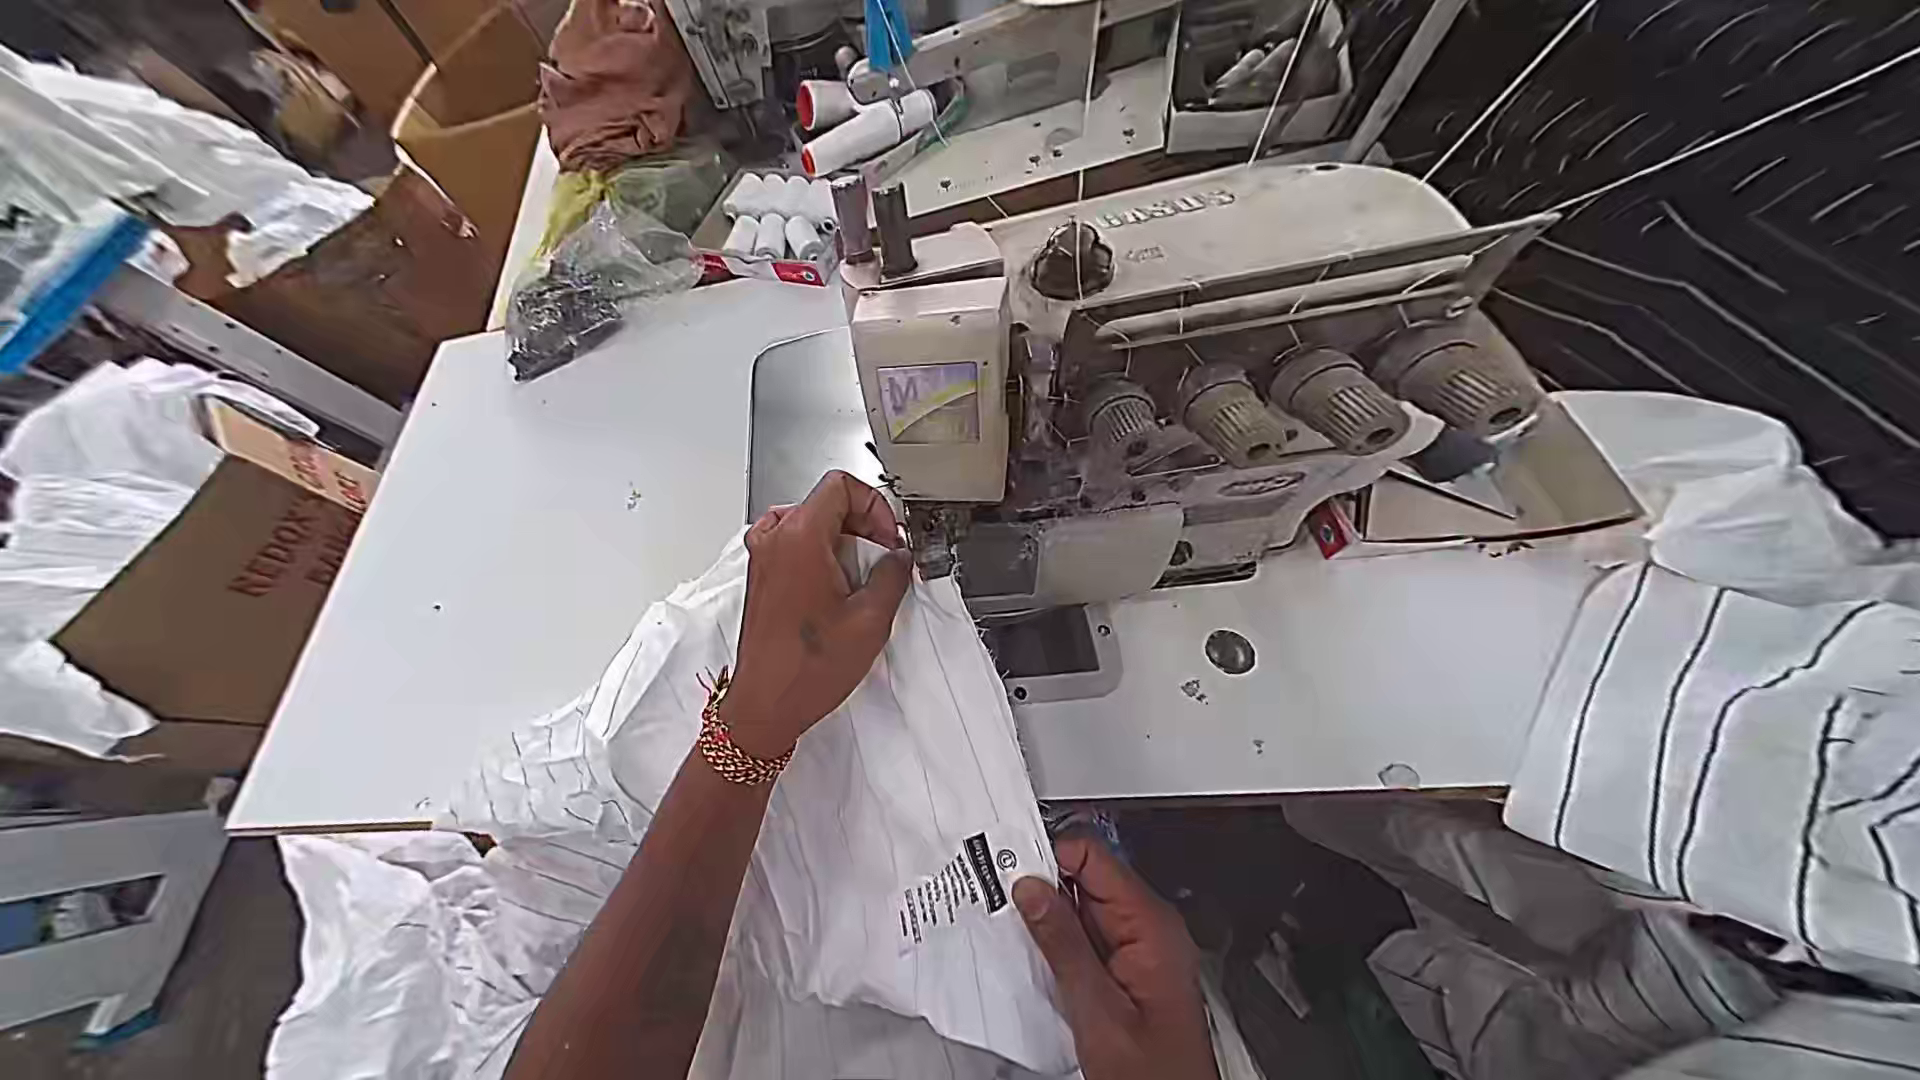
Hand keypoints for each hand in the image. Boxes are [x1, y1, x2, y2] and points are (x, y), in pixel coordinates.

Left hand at [723, 471, 911, 756]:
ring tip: (863, 576)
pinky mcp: (762, 576)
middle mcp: (775, 539)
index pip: (841, 486)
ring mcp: (764, 557)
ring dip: (844, 541)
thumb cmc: (807, 668)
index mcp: (799, 537)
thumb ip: (893, 575)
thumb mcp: (871, 619)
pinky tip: (839, 587)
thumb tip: (899, 558)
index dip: (875, 506)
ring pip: (813, 522)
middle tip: (884, 559)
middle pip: (827, 502)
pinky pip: (797, 544)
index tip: (888, 538)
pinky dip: (822, 554)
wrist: (765, 705)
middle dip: (864, 526)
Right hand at [1015, 836, 1219, 1079]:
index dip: (1051, 857)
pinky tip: (1039, 956)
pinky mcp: (1124, 963)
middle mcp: (1147, 924)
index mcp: (1149, 923)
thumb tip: (1031, 888)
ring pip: (1080, 903)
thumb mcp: (1099, 1014)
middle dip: (1044, 887)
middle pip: (1084, 876)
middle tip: (1007, 903)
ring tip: (1019, 933)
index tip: (1014, 872)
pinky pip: (1084, 931)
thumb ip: (1063, 945)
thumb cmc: (1154, 1078)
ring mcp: (1136, 943)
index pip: (1092, 856)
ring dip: (1048, 915)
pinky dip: (1058, 938)